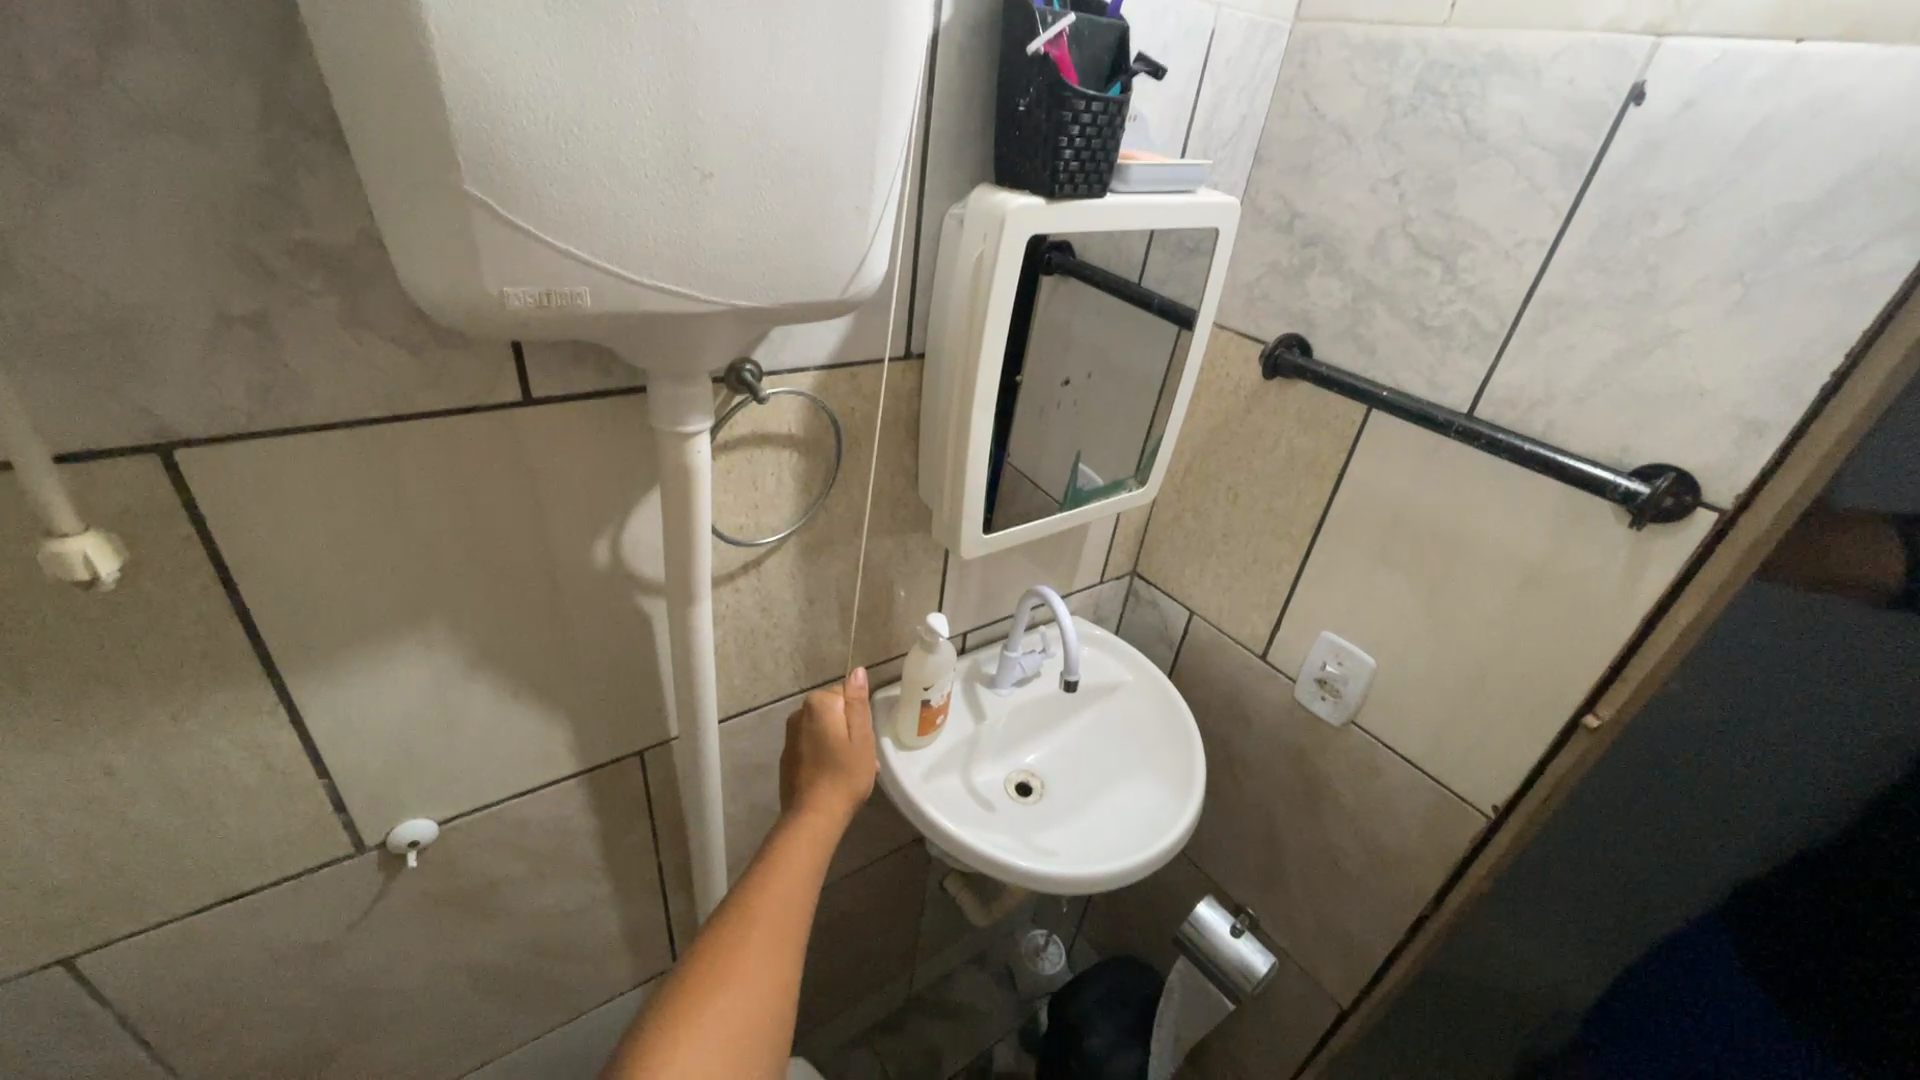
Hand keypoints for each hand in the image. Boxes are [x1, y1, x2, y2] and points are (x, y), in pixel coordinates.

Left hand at [780, 667, 878, 827]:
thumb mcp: (862, 737)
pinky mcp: (787, 756)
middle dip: (848, 730)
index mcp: (818, 704)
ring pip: (823, 730)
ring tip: (850, 770)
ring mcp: (790, 736)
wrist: (813, 817)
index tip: (864, 740)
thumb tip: (857, 671)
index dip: (859, 718)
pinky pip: (812, 746)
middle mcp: (799, 713)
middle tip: (861, 758)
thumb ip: (858, 702)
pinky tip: (833, 777)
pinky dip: (824, 755)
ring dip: (838, 744)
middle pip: (834, 712)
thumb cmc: (845, 775)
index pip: (846, 695)